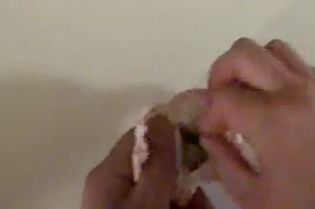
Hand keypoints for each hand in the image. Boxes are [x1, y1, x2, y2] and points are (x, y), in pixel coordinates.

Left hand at [83, 114, 207, 208]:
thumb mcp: (146, 200)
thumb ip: (157, 161)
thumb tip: (163, 115)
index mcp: (107, 173)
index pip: (140, 136)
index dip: (170, 131)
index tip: (201, 133)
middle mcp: (114, 187)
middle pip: (157, 166)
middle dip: (186, 172)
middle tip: (207, 178)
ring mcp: (125, 206)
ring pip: (165, 190)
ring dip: (191, 195)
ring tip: (205, 203)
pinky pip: (163, 206)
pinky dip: (184, 206)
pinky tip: (201, 207)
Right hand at [197, 38, 314, 208]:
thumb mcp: (257, 200)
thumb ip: (225, 163)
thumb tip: (210, 136)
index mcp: (271, 119)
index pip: (222, 96)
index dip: (208, 114)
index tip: (212, 132)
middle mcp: (296, 91)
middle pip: (243, 52)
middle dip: (222, 72)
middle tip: (223, 99)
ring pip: (277, 49)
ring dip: (257, 66)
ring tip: (255, 94)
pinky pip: (308, 68)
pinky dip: (289, 78)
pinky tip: (291, 108)